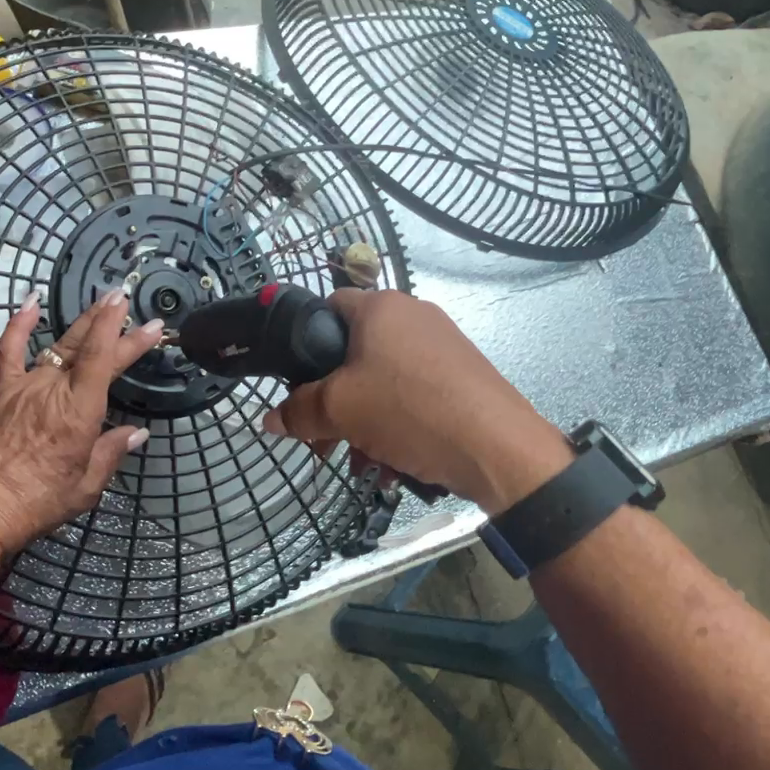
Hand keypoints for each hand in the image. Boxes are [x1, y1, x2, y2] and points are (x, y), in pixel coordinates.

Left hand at [0, 288, 164, 561]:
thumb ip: (111, 453)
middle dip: (111, 322)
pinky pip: (9, 349)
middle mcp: (52, 389)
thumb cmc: (35, 504)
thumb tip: (137, 434)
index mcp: (79, 411)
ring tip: (101, 304)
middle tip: (129, 303)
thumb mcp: (85, 487)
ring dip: (81, 323)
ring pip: (57, 345)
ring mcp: (23, 386)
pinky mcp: (0, 391)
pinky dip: (19, 323)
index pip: (105, 359)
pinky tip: (31, 301)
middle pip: (86, 347)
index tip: (147, 320)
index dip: (127, 336)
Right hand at [264, 290, 572, 514]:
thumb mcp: (340, 411)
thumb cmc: (409, 410)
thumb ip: (299, 411)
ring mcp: (443, 344)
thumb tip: (270, 419)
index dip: (305, 341)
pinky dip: (397, 423)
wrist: (499, 448)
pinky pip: (413, 393)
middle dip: (335, 398)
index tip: (298, 383)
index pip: (327, 306)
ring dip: (364, 420)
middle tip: (323, 436)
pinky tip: (393, 463)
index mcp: (381, 306)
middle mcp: (413, 315)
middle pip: (355, 351)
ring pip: (383, 379)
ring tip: (360, 461)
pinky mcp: (463, 375)